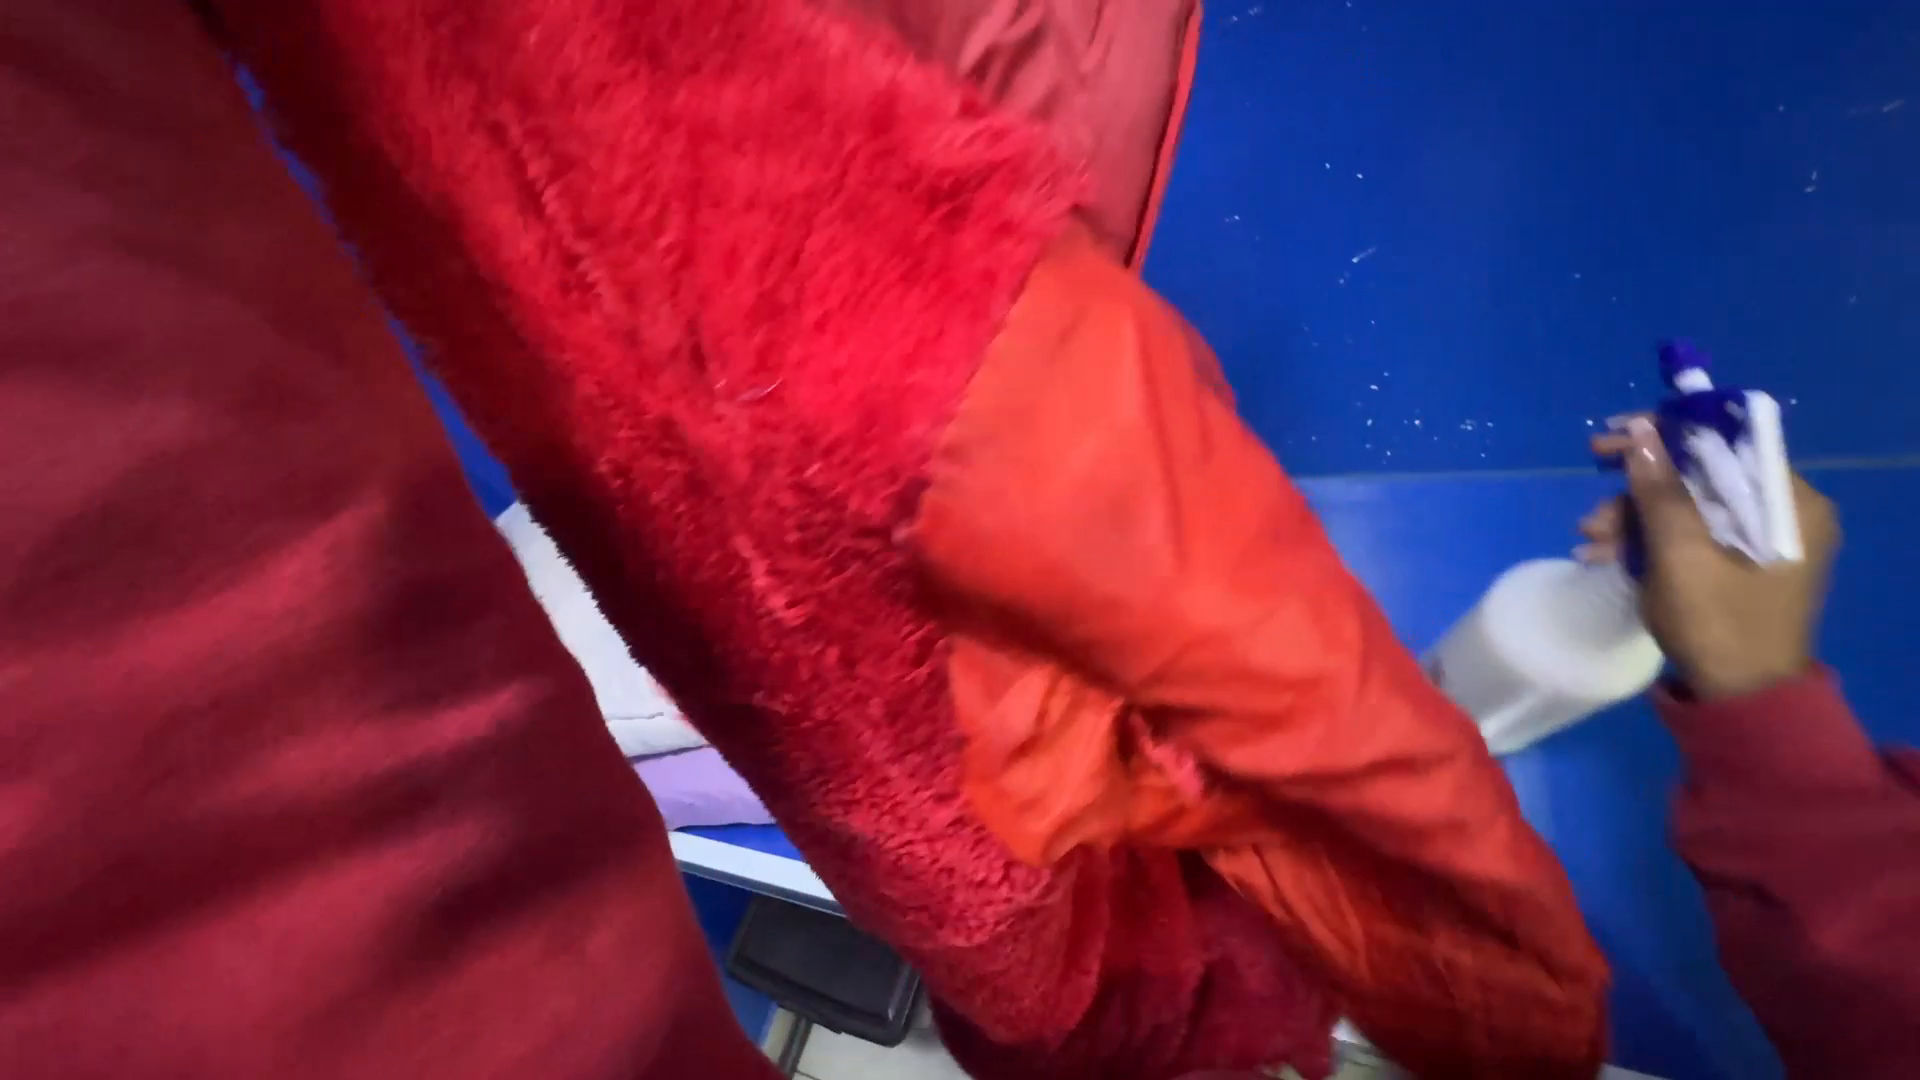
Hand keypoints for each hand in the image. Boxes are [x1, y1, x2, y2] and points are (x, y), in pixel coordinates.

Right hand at [1581, 418, 1839, 698]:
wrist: (1740, 694)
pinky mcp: (1734, 561)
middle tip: (1589, 507)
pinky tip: (1604, 555)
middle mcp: (1782, 514)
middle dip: (1636, 490)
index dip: (1667, 433)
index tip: (1610, 439)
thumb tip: (1642, 433)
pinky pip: (1683, 532)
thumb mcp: (1679, 556)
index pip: (1729, 443)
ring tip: (1589, 544)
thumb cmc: (1717, 622)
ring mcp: (1758, 540)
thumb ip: (1661, 492)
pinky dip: (1642, 539)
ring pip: (1682, 505)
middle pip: (1698, 476)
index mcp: (1789, 506)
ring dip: (1628, 519)